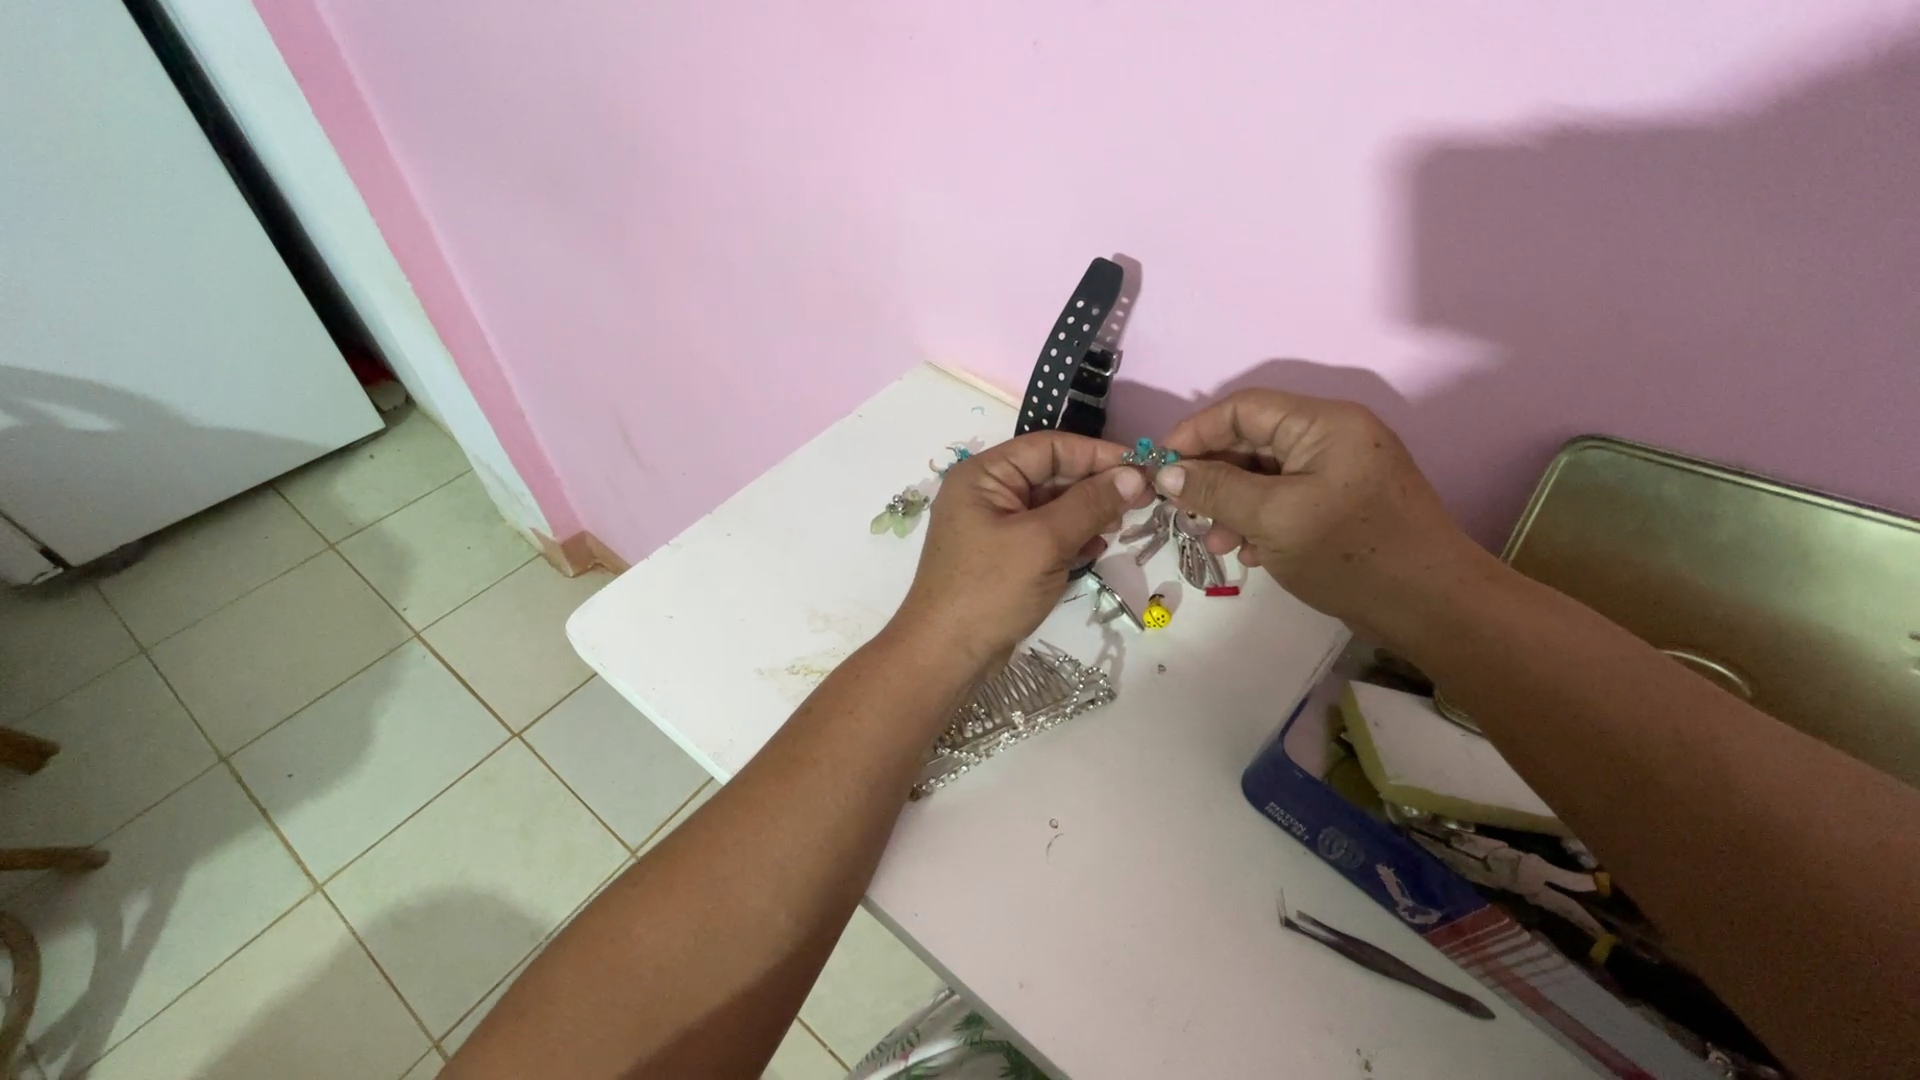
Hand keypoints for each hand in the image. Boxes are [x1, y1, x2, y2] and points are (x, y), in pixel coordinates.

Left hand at [890, 432, 1150, 669]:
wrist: (946, 656)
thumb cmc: (990, 590)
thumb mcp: (1044, 542)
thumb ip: (1090, 504)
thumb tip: (1134, 474)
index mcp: (983, 475)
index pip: (1049, 447)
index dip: (1097, 453)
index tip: (1141, 467)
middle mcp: (986, 493)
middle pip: (1051, 474)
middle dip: (1095, 486)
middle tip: (1140, 501)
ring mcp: (993, 526)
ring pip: (1052, 506)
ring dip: (1087, 514)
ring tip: (1120, 527)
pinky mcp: (1003, 556)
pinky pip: (1044, 535)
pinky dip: (1072, 538)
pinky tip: (1096, 549)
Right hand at [1156, 389, 1489, 643]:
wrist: (1431, 607)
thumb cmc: (1351, 554)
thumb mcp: (1274, 519)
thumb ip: (1216, 490)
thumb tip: (1166, 472)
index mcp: (1323, 424)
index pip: (1243, 408)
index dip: (1195, 432)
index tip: (1159, 466)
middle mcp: (1332, 437)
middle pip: (1251, 442)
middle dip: (1212, 477)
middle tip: (1182, 512)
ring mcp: (1338, 472)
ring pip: (1264, 476)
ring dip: (1232, 506)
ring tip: (1215, 544)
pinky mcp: (1341, 504)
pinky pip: (1285, 499)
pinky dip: (1259, 521)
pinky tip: (1249, 554)